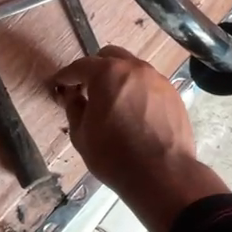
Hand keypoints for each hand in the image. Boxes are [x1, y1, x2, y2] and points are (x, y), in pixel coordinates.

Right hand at [53, 45, 228, 231]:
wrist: (162, 175)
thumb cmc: (114, 155)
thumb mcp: (81, 134)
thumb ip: (73, 107)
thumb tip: (71, 95)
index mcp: (107, 73)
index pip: (80, 66)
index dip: (65, 77)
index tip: (58, 85)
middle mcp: (135, 68)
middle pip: (110, 57)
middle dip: (95, 70)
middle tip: (86, 91)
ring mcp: (158, 80)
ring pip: (132, 69)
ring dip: (118, 79)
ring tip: (112, 102)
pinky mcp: (174, 95)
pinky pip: (149, 85)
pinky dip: (137, 92)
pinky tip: (134, 113)